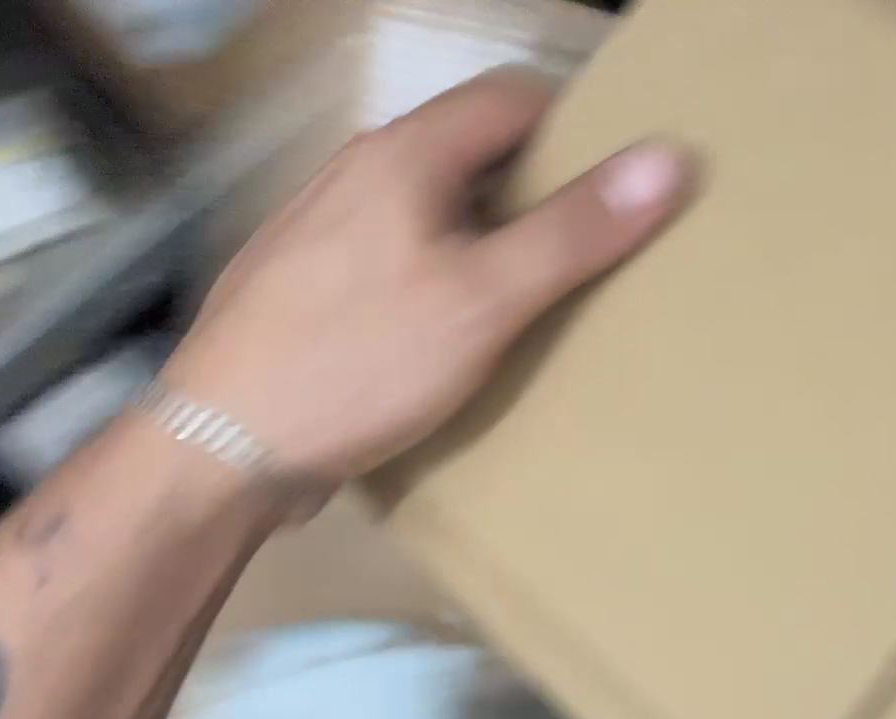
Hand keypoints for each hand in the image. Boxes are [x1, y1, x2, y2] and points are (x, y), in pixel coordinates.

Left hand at [162, 70, 690, 491]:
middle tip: (601, 245)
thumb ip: (574, 231)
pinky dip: (463, 264)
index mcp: (404, 156)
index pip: (511, 99)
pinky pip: (416, 246)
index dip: (577, 127)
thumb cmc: (365, 359)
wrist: (230, 442)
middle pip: (478, 150)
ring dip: (504, 229)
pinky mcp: (326, 277)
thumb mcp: (486, 297)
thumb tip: (665, 161)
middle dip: (547, 185)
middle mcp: (364, 172)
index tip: (624, 185)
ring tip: (548, 288)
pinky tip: (475, 321)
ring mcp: (337, 225)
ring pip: (445, 202)